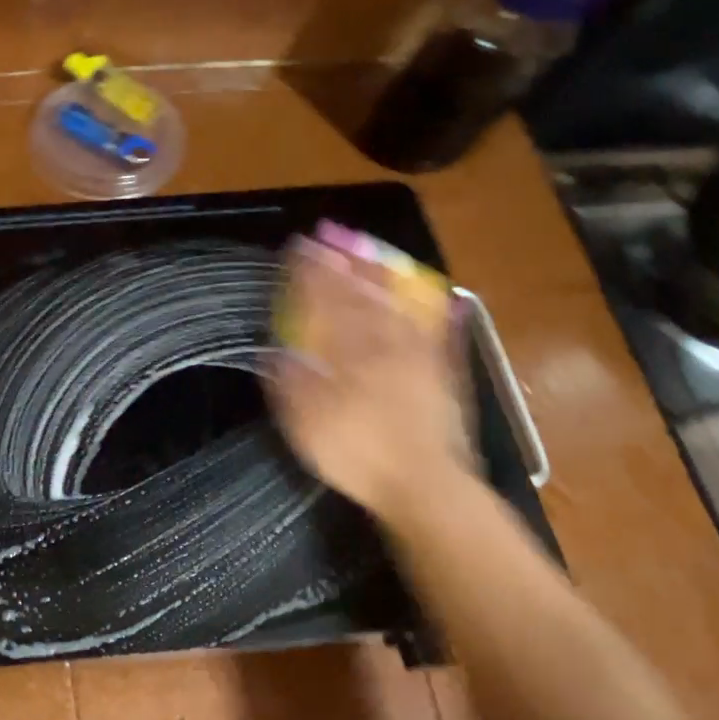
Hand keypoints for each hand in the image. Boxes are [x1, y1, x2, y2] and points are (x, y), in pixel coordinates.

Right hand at [265, 237, 471, 524]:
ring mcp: (419, 358)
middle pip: (361, 298)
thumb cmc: (357, 455)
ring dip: (382, 279)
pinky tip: (441, 300)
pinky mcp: (443, 377)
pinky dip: (437, 315)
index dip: (311, 275)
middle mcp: (384, 345)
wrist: (424, 484)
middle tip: (333, 235)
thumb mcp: (306, 423)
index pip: (324, 304)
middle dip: (344, 266)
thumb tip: (275, 351)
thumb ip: (291, 383)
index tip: (300, 247)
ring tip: (371, 255)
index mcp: (348, 354)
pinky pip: (439, 336)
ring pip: (398, 308)